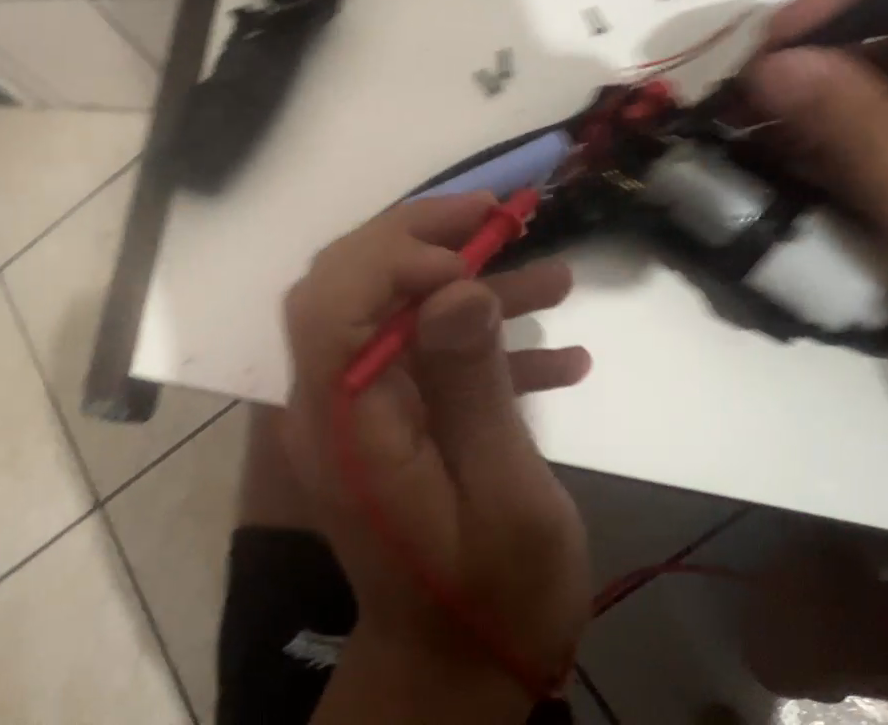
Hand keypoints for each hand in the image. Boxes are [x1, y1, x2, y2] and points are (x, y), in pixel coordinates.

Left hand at [281, 193, 593, 699]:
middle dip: (419, 241)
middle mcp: (329, 404)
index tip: (474, 252)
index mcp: (344, 422)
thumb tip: (456, 289)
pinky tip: (558, 355)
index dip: (392, 255)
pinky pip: (415, 359)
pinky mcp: (381, 422)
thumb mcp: (506, 500)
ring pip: (388, 316)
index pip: (330, 301)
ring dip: (461, 289)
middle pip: (345, 288)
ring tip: (554, 275)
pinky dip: (472, 344)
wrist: (454, 669)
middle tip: (500, 217)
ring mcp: (352, 412)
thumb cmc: (491, 602)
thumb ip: (473, 390)